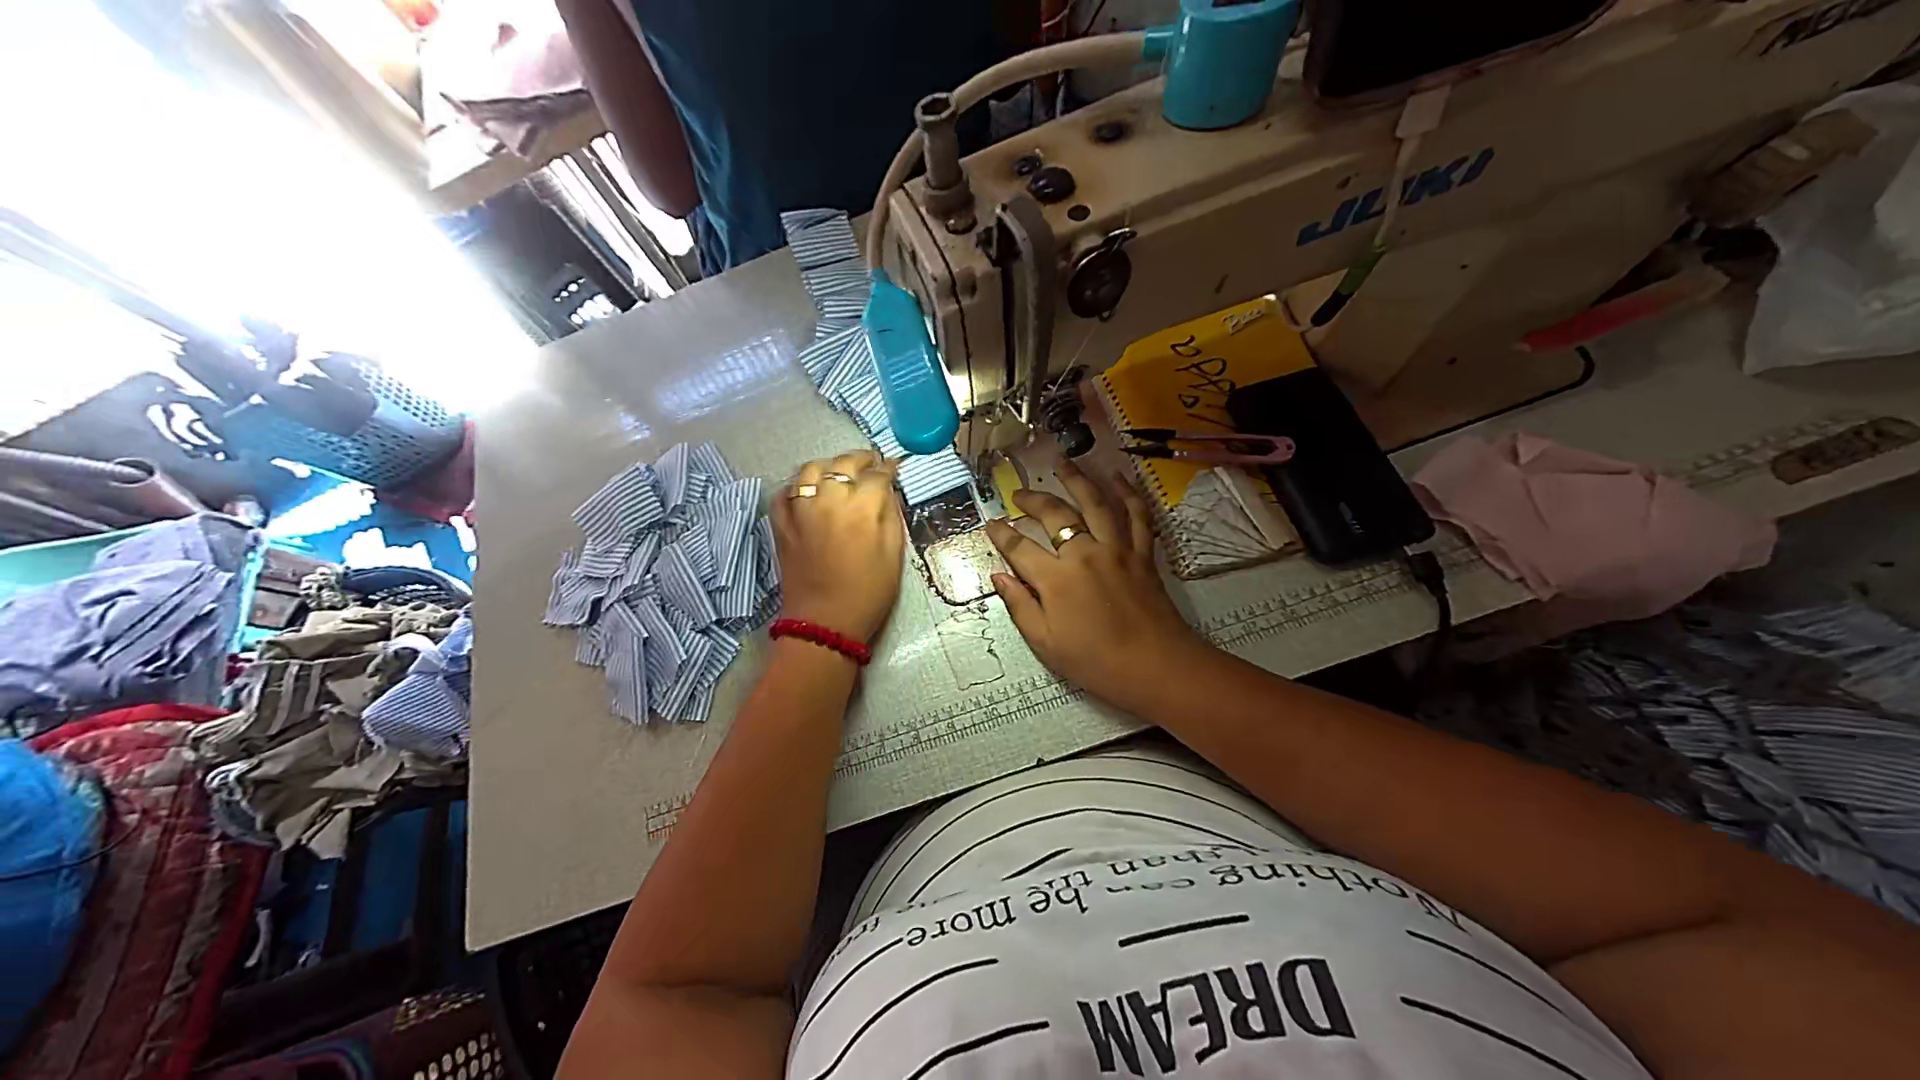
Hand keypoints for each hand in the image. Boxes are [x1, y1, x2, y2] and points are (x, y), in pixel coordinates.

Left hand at [773, 449, 905, 642]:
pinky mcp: (781, 523)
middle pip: (844, 463)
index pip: (878, 474)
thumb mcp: (894, 554)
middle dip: (861, 460)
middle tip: (871, 464)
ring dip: (828, 465)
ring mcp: (800, 509)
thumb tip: (888, 491)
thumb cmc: (868, 593)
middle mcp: (829, 499)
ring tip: (838, 472)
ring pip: (811, 469)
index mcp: (862, 508)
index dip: (889, 469)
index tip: (893, 469)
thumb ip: (891, 515)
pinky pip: (785, 491)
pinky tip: (809, 491)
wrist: (825, 622)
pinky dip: (798, 485)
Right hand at [986, 460, 1207, 713]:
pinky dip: (1128, 494)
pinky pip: (1137, 515)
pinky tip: (1118, 478)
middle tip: (1019, 493)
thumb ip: (1020, 606)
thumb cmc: (1096, 662)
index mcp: (1056, 579)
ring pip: (1095, 503)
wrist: (1157, 668)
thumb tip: (999, 576)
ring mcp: (1117, 549)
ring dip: (1077, 480)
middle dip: (1032, 500)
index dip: (1001, 534)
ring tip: (1063, 463)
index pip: (1019, 548)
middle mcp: (1085, 554)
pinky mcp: (1143, 554)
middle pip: (1055, 515)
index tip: (990, 523)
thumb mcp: (1046, 644)